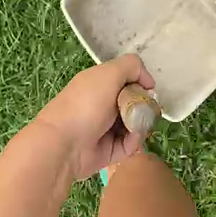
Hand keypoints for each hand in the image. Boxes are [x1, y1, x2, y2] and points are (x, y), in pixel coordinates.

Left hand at [31, 54, 156, 181]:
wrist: (65, 144)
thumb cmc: (85, 104)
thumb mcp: (108, 74)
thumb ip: (132, 66)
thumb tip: (149, 83)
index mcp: (101, 84)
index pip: (131, 81)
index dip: (142, 84)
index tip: (148, 90)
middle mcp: (105, 105)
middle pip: (137, 104)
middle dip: (145, 107)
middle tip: (145, 111)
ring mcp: (108, 129)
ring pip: (137, 124)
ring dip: (141, 125)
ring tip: (135, 127)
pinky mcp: (111, 150)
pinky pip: (131, 144)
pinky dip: (134, 141)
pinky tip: (129, 139)